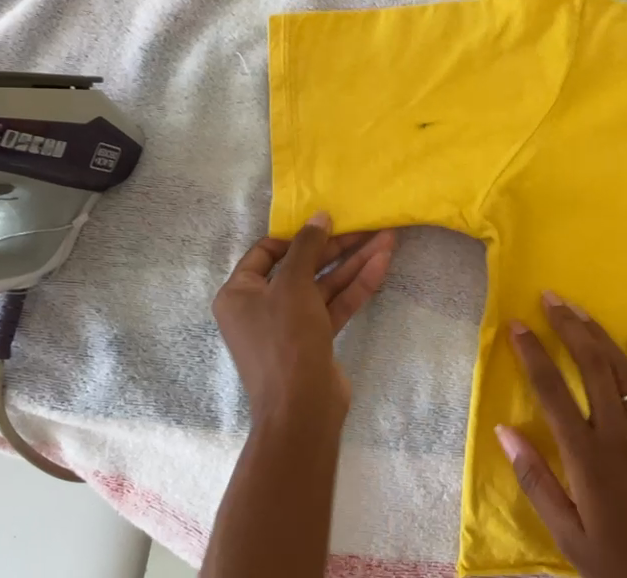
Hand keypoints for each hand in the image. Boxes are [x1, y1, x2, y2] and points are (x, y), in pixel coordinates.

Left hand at [213, 212, 396, 427]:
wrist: (301, 409)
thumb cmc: (285, 340)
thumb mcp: (293, 285)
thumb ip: (307, 247)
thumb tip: (319, 216)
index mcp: (239, 293)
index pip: (266, 252)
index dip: (296, 236)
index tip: (325, 223)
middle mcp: (261, 307)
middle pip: (302, 266)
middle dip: (337, 248)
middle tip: (367, 228)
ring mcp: (290, 325)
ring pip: (324, 285)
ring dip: (354, 263)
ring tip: (387, 240)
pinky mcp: (315, 340)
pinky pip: (334, 305)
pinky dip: (356, 286)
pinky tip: (382, 264)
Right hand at [496, 294, 626, 577]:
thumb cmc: (619, 566)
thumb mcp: (567, 536)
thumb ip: (536, 481)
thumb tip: (503, 430)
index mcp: (586, 457)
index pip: (551, 391)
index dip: (531, 353)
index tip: (514, 324)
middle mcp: (618, 435)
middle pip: (590, 366)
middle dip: (567, 327)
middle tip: (548, 297)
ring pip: (623, 370)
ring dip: (599, 334)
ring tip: (578, 308)